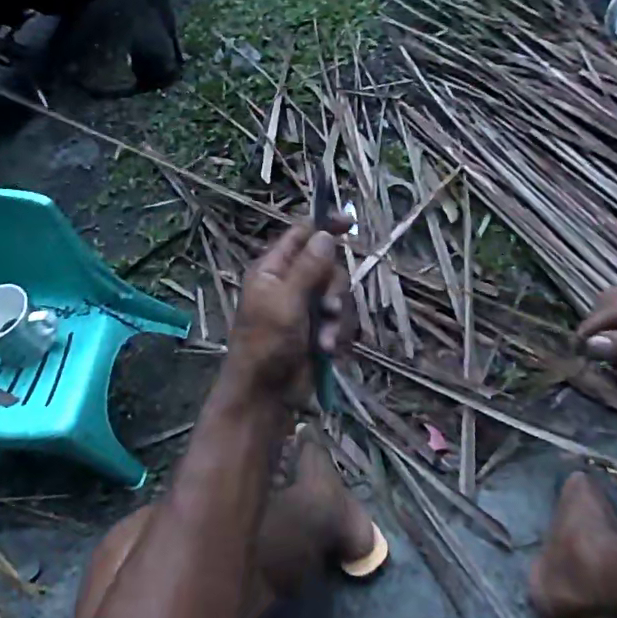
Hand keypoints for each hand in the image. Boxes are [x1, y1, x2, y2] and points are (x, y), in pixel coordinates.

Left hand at [221, 220, 352, 407]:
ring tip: (324, 340)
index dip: (325, 226)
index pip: (301, 235)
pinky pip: (341, 319)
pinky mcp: (319, 329)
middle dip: (333, 288)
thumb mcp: (286, 301)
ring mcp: (305, 307)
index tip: (350, 223)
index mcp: (273, 270)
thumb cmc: (265, 344)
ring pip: (338, 294)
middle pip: (328, 265)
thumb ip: (308, 267)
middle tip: (326, 308)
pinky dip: (337, 334)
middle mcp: (290, 283)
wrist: (266, 395)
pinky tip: (327, 350)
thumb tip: (325, 234)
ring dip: (336, 317)